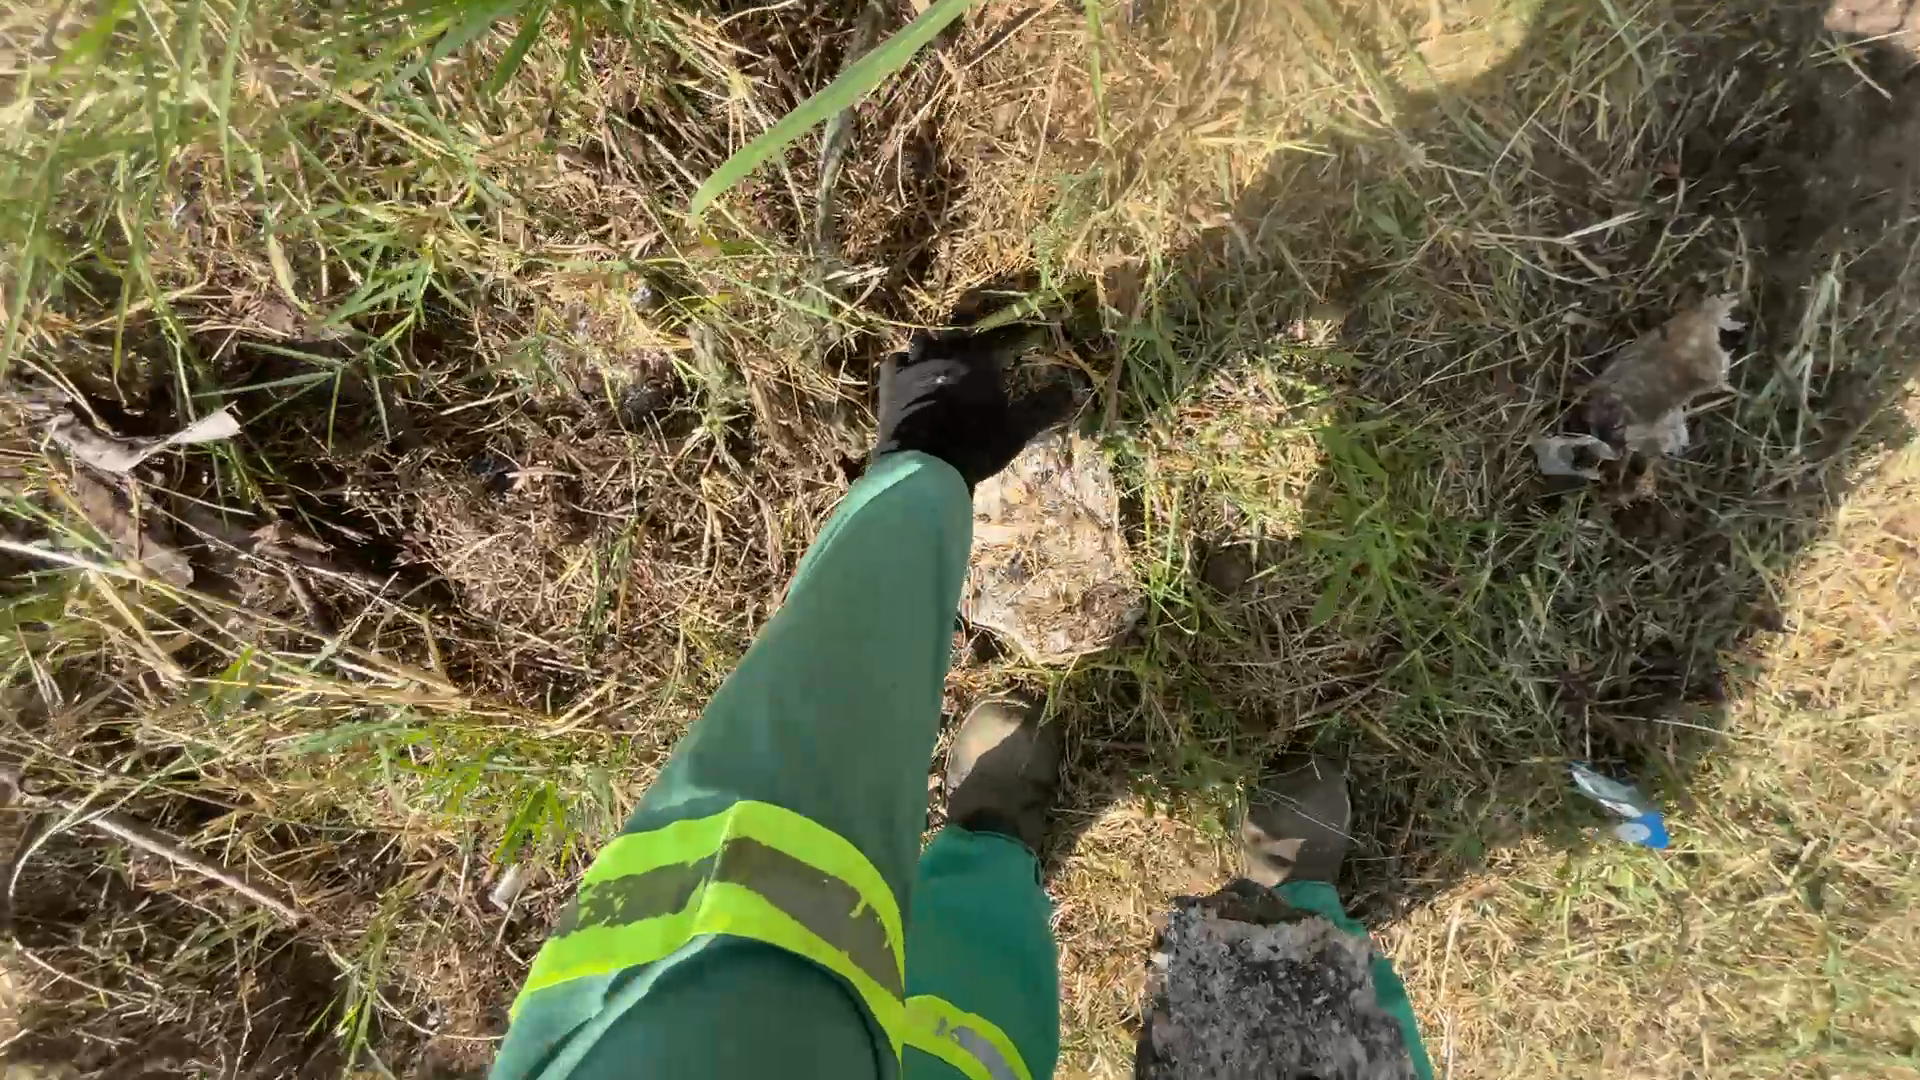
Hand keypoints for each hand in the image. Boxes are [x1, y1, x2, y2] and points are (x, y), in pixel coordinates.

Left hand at [873, 328, 1071, 489]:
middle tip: (967, 361)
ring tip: (938, 364)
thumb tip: (1072, 389)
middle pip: (955, 336)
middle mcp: (947, 354)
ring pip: (923, 342)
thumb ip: (1044, 407)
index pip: (991, 342)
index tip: (997, 359)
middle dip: (962, 344)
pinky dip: (904, 364)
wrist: (926, 465)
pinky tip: (909, 374)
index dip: (995, 348)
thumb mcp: (1017, 430)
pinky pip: (896, 360)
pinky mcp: (891, 382)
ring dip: (932, 349)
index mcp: (980, 361)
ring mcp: (915, 365)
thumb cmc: (977, 446)